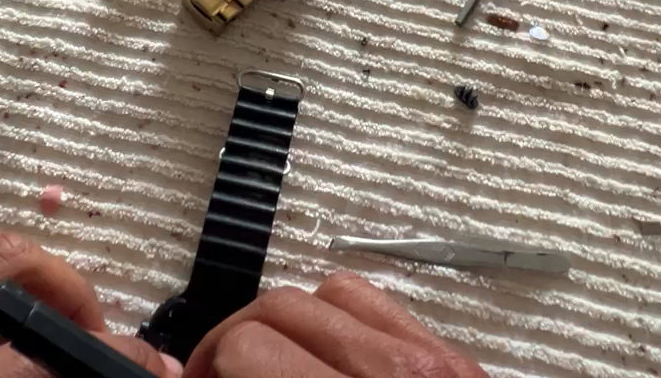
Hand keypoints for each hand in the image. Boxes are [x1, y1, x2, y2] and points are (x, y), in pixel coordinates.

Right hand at [184, 272, 484, 377]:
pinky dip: (337, 318)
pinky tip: (324, 358)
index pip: (250, 349)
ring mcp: (431, 359)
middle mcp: (394, 375)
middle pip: (283, 307)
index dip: (208, 370)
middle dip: (234, 340)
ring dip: (286, 321)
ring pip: (329, 291)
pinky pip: (378, 304)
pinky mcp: (452, 357)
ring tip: (270, 362)